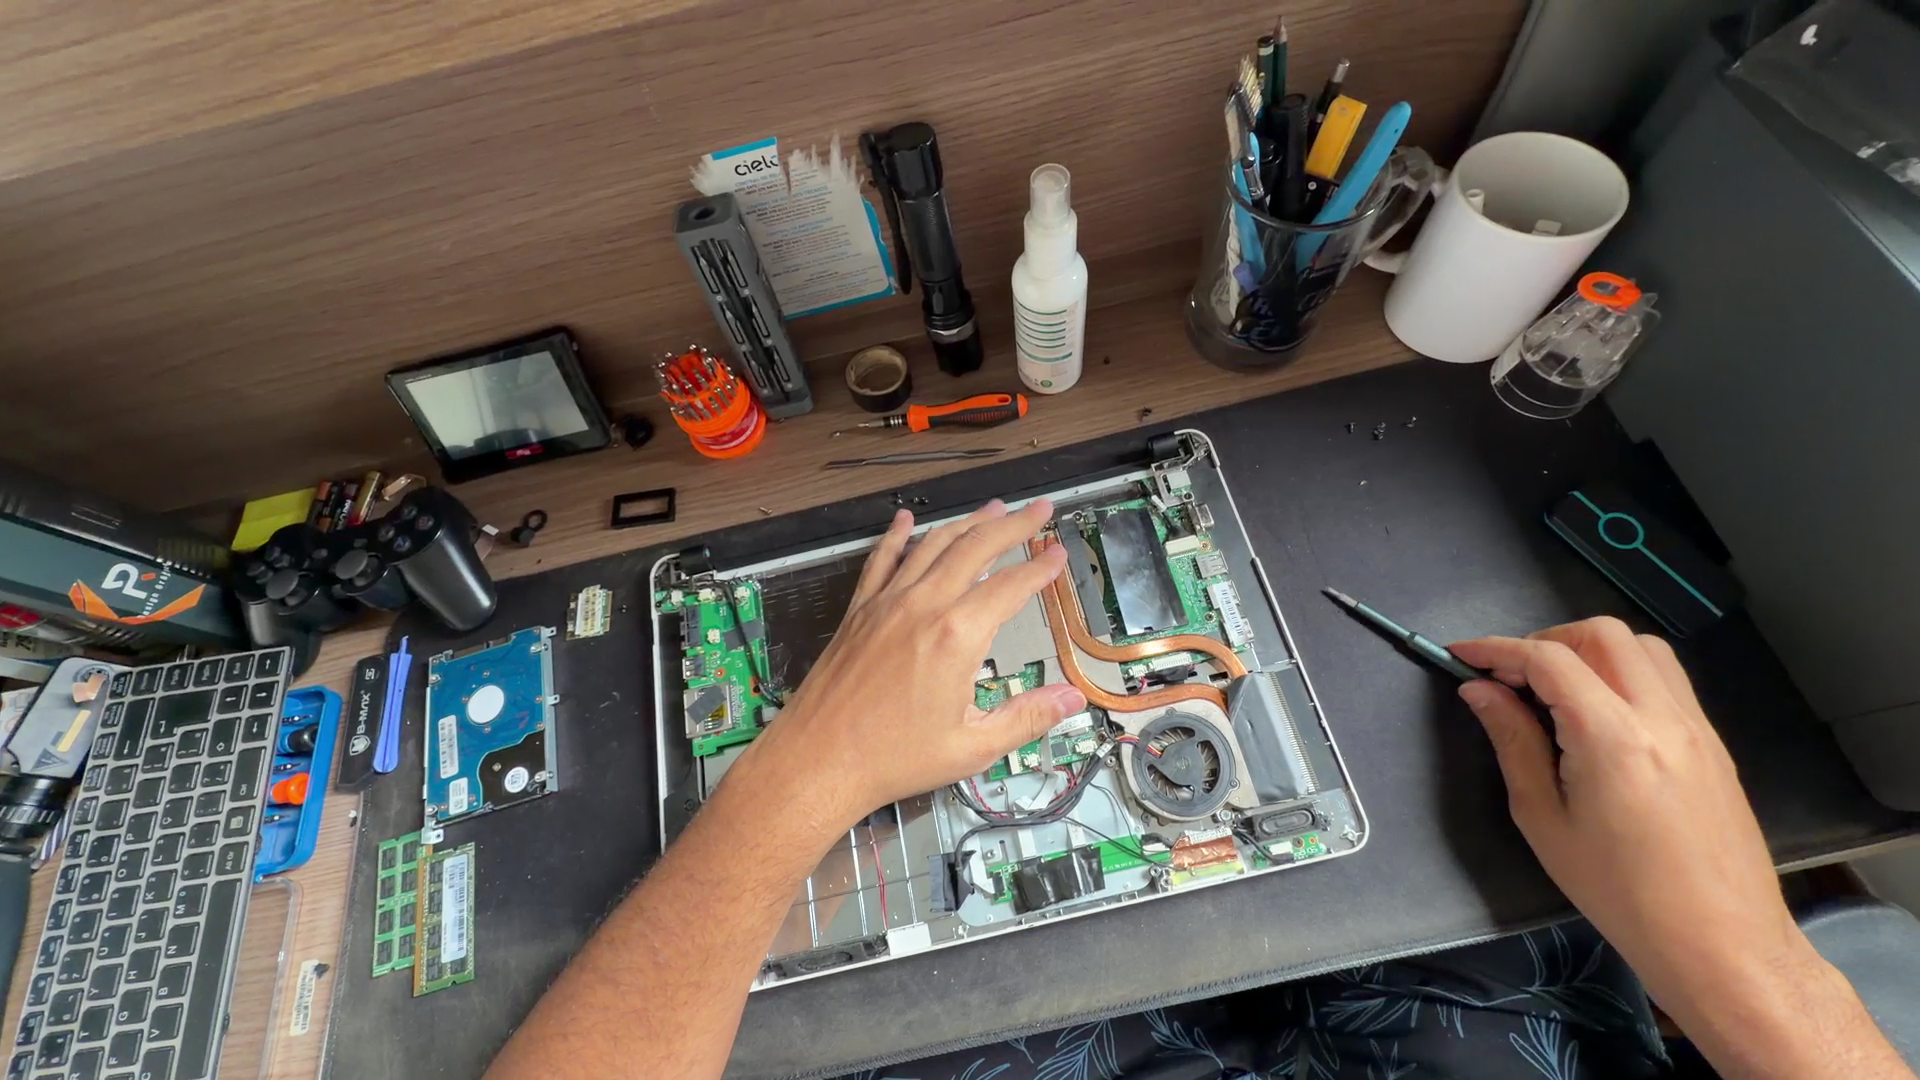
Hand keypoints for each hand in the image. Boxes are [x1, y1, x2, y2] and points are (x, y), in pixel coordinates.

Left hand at [729, 499, 1087, 831]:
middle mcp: (923, 606)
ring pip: (933, 544)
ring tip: (993, 508)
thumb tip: (1071, 698)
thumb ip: (1027, 718)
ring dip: (967, 522)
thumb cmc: (892, 758)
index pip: (1011, 586)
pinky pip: (882, 560)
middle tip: (1037, 509)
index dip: (1041, 567)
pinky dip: (897, 535)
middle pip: (976, 547)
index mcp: (956, 637)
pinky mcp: (860, 610)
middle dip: (1013, 524)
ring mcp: (887, 602)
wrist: (818, 759)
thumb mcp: (972, 747)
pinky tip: (905, 519)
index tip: (1059, 553)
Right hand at [1450, 619, 1802, 1006]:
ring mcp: (1697, 728)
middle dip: (1544, 640)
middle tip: (1509, 676)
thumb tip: (1479, 691)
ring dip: (1586, 651)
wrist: (1721, 943)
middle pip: (1601, 635)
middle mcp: (1663, 718)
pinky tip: (1591, 713)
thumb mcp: (1541, 816)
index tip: (1460, 655)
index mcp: (1613, 738)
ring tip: (1550, 689)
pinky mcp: (1712, 744)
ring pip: (1640, 648)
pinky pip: (1663, 679)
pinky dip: (1618, 672)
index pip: (1548, 659)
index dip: (1495, 648)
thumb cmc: (1616, 887)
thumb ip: (1511, 740)